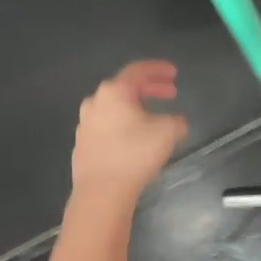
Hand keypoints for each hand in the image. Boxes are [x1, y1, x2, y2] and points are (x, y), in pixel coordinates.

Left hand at [71, 61, 188, 200]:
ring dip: (136, 107)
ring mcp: (86, 123)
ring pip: (115, 107)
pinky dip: (124, 123)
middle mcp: (95, 102)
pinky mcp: (83, 143)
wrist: (102, 191)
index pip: (138, 70)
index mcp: (114, 92)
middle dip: (150, 88)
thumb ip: (177, 121)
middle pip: (125, 87)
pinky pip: (107, 125)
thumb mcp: (168, 132)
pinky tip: (136, 138)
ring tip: (155, 116)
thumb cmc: (135, 154)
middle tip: (170, 93)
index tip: (174, 73)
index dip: (159, 69)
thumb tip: (176, 123)